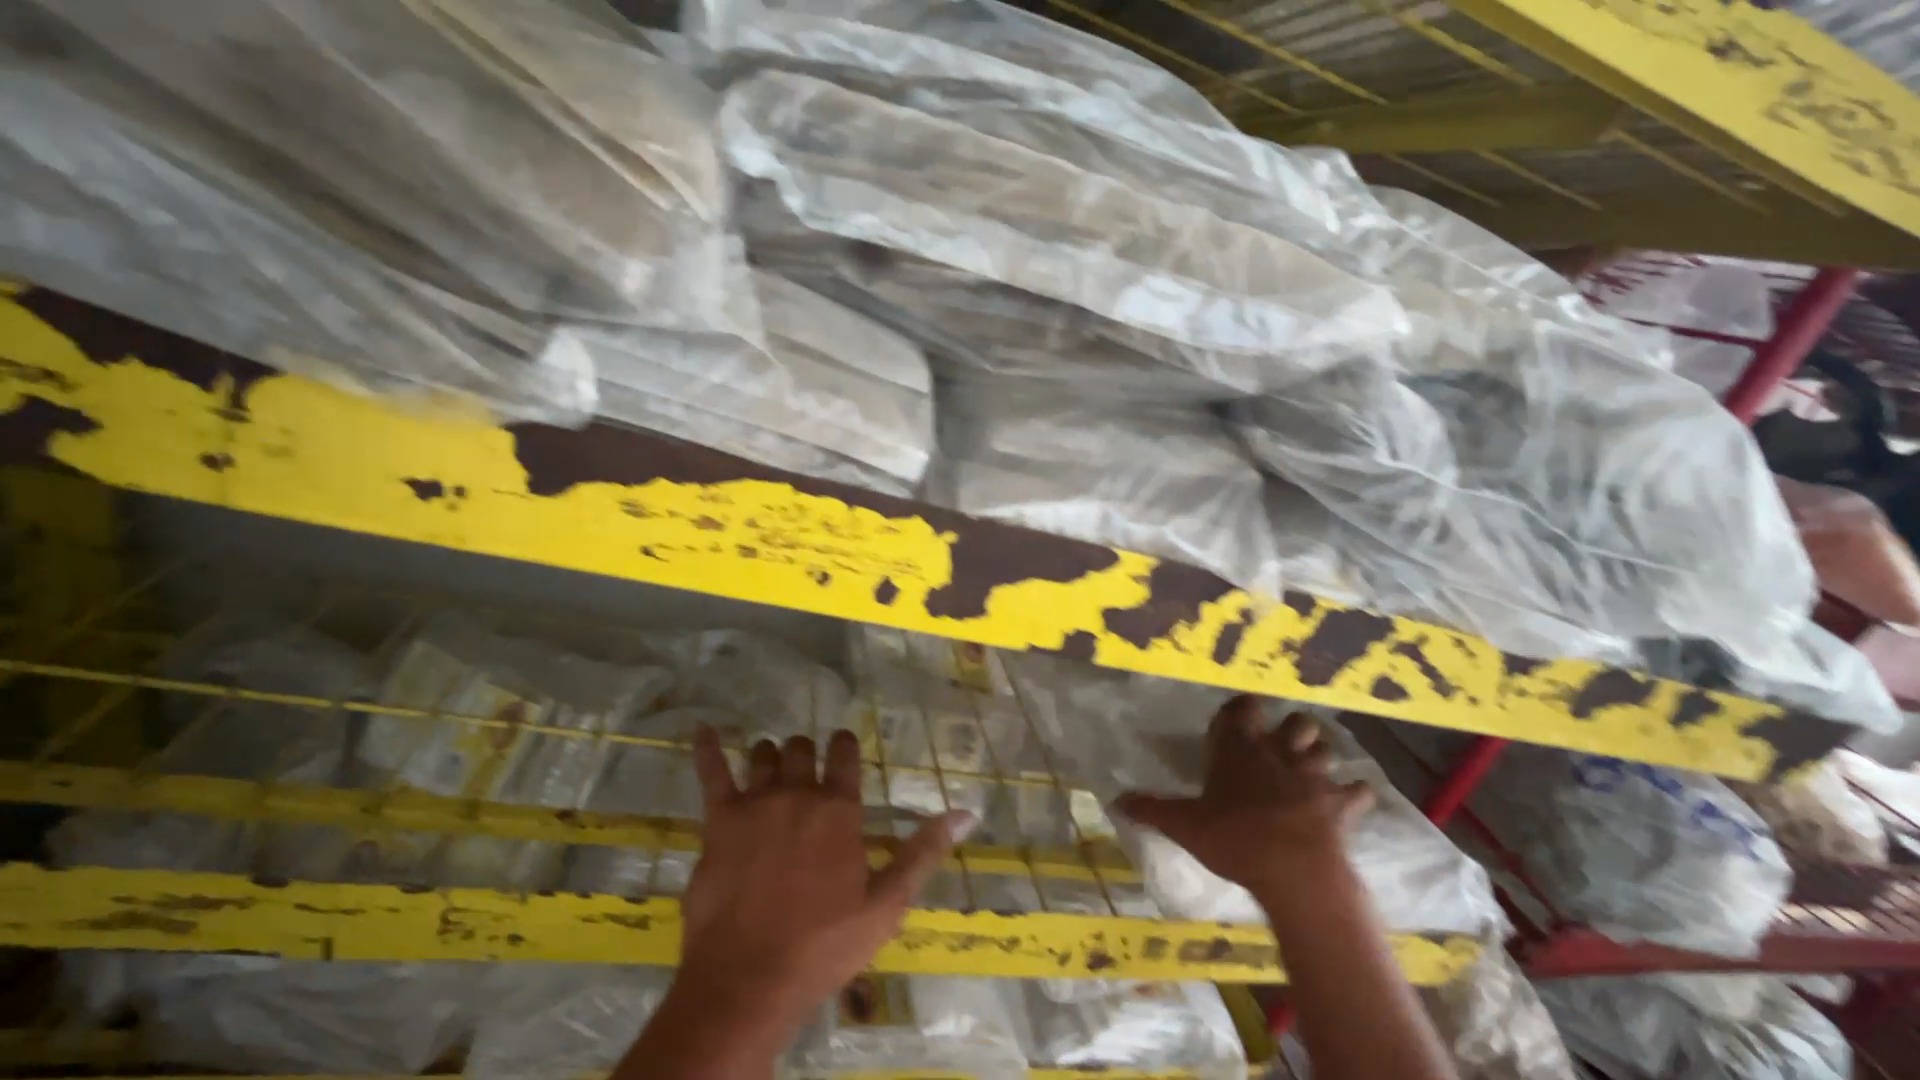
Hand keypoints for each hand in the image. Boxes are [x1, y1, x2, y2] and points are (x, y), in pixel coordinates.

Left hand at [677, 726, 970, 1030]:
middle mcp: (798, 795)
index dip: (844, 744)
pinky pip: (711, 773)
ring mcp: (754, 804)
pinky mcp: (718, 822)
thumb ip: (923, 852)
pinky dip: (708, 748)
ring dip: (771, 755)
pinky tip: (703, 731)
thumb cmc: (824, 945)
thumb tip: (965, 812)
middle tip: (807, 768)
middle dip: (806, 752)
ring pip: (763, 755)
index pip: (845, 755)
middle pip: (801, 749)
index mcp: (839, 811)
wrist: (750, 977)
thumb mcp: (887, 904)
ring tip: (772, 764)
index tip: (843, 743)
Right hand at [1115, 696, 1371, 896]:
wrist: (1295, 871)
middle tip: (1279, 745)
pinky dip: (1354, 794)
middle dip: (1290, 729)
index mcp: (1240, 752)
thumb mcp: (1183, 826)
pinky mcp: (1342, 805)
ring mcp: (1315, 778)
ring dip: (1319, 756)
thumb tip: (1116, 800)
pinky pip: (1358, 791)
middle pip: (1295, 723)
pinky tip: (1349, 801)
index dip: (1241, 709)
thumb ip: (1151, 809)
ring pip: (1325, 749)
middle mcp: (1279, 755)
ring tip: (1310, 769)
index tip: (1237, 716)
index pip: (1242, 711)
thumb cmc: (1235, 840)